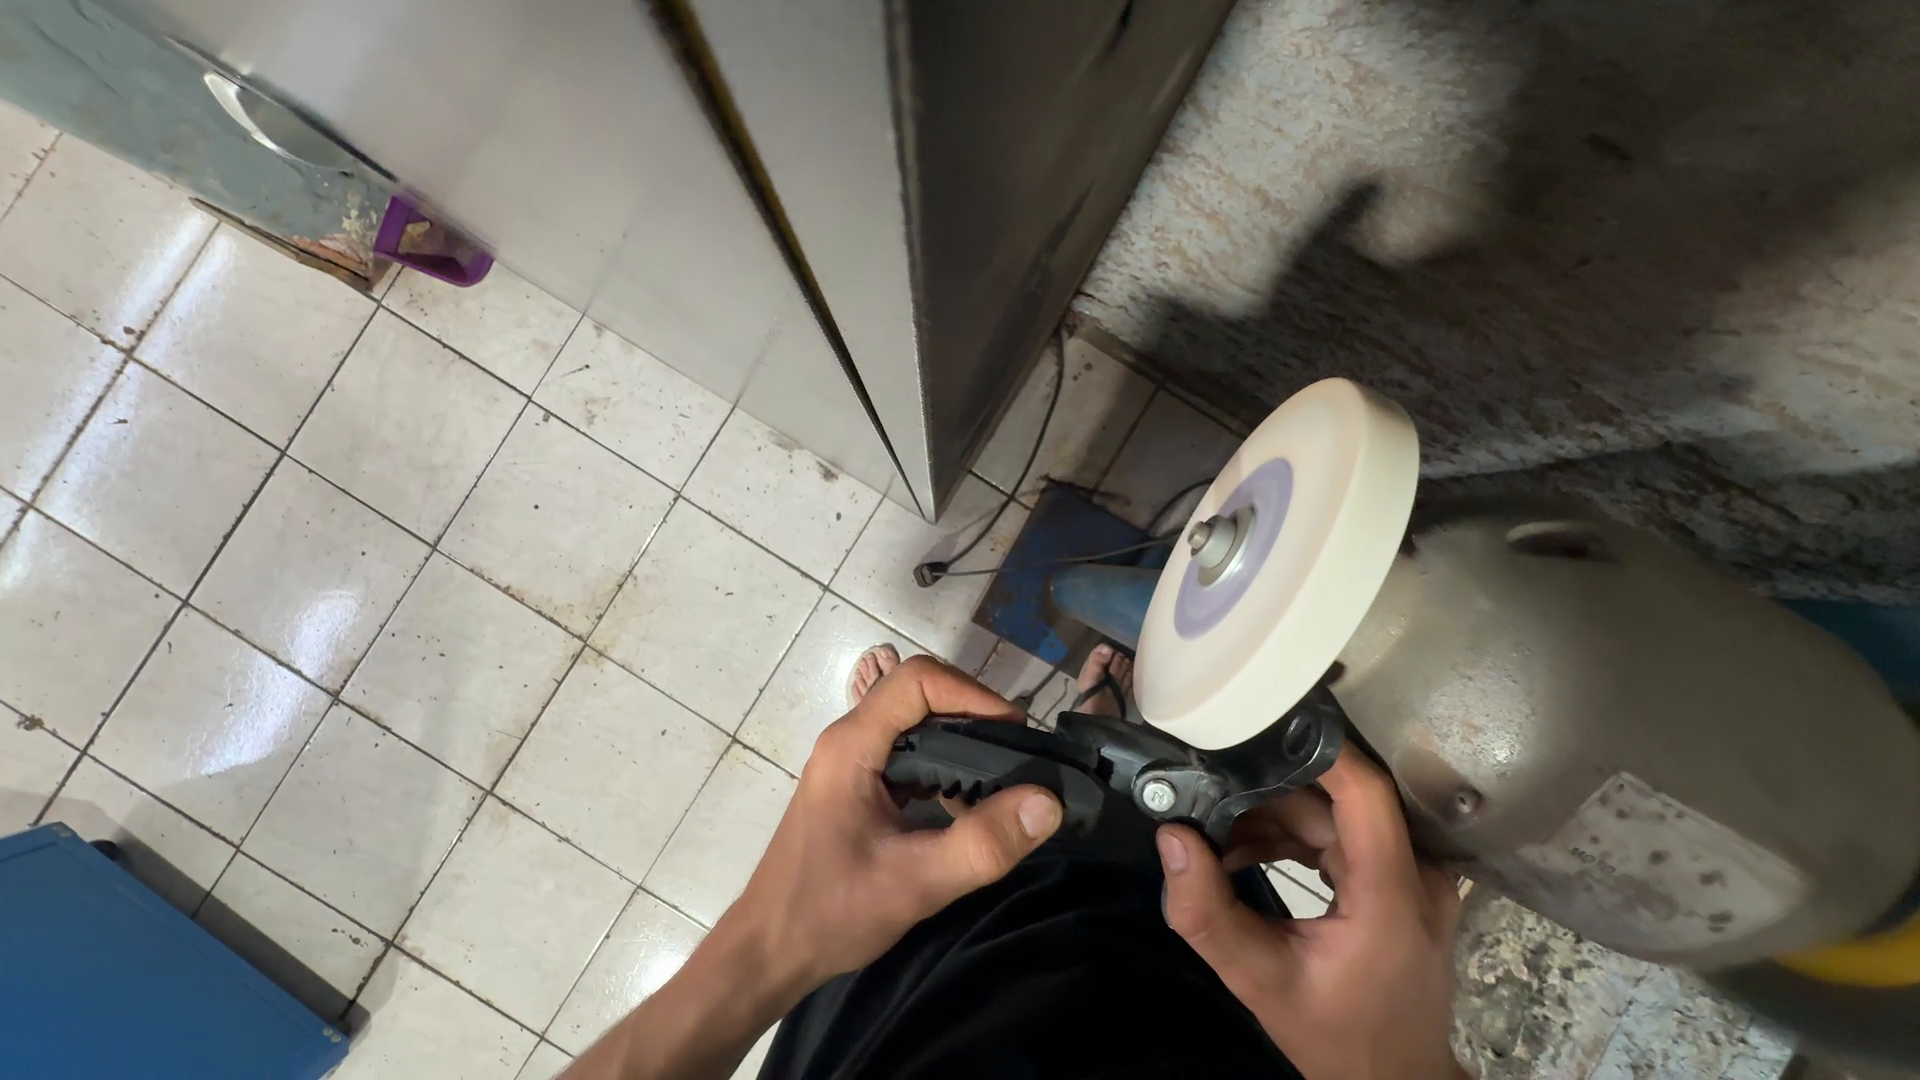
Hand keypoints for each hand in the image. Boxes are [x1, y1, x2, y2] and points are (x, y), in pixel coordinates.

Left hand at [722, 655, 1063, 993]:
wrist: (768, 951)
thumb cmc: (829, 913)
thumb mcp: (914, 884)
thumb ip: (982, 845)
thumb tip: (1048, 802)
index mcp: (853, 745)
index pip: (915, 680)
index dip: (970, 693)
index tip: (1014, 730)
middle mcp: (850, 740)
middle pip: (919, 696)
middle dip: (974, 716)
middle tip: (1020, 755)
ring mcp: (852, 762)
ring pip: (916, 725)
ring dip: (962, 743)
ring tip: (1004, 780)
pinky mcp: (859, 785)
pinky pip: (908, 755)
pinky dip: (945, 769)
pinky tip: (967, 808)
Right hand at [1158, 750, 1465, 1079]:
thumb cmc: (1334, 1035)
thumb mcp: (1258, 981)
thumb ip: (1206, 913)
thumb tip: (1172, 837)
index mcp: (1392, 893)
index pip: (1364, 791)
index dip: (1317, 749)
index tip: (1258, 721)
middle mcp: (1416, 872)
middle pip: (1336, 800)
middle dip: (1265, 794)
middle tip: (1205, 797)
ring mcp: (1414, 876)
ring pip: (1333, 814)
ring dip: (1272, 818)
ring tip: (1218, 836)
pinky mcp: (1399, 880)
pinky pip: (1340, 835)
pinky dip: (1291, 837)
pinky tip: (1245, 852)